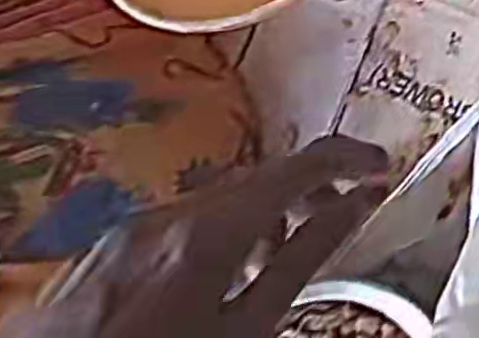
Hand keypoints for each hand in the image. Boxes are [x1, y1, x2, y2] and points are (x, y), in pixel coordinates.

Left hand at [1, 136, 389, 337]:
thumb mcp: (246, 329)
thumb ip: (307, 254)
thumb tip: (362, 199)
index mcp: (212, 227)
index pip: (307, 161)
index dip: (355, 157)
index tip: (385, 170)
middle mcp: (170, 212)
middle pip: (264, 175)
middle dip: (310, 189)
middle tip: (339, 216)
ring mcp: (125, 232)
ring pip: (221, 198)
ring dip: (264, 212)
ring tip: (273, 262)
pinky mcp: (92, 257)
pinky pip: (178, 222)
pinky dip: (217, 232)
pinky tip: (212, 281)